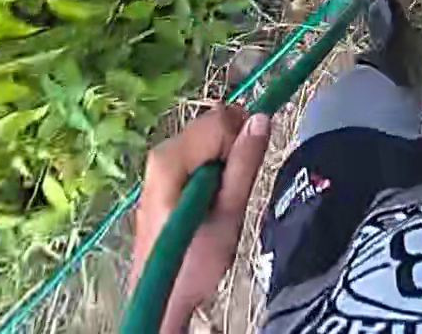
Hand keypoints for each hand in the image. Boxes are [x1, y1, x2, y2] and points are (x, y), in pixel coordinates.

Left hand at [130, 107, 271, 332]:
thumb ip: (244, 162)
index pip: (221, 119)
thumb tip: (261, 118)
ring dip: (224, 157)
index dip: (241, 141)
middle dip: (232, 147)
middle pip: (213, 122)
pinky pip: (200, 149)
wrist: (162, 304)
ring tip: (221, 197)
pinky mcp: (163, 171)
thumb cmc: (195, 263)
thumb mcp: (229, 214)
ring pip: (209, 134)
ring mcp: (160, 161)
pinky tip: (210, 196)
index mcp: (171, 157)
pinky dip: (213, 164)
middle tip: (232, 189)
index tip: (242, 175)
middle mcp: (162, 151)